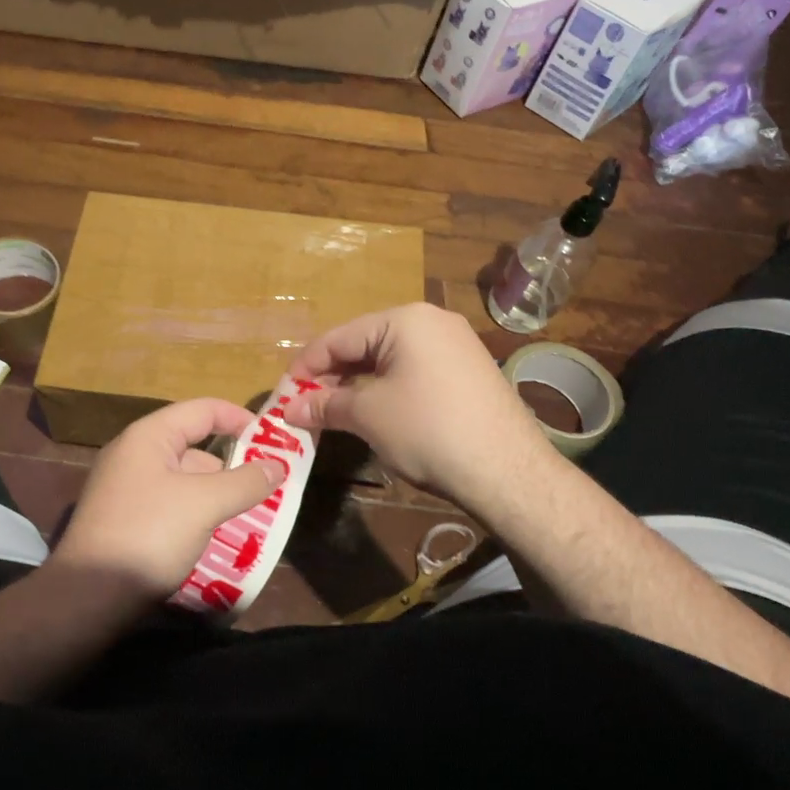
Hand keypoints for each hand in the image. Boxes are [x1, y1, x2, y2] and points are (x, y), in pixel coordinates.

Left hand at [52, 398, 286, 603]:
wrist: (89, 596)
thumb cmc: (148, 534)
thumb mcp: (204, 504)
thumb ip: (245, 482)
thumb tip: (278, 465)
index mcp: (148, 437)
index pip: (201, 410)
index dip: (239, 418)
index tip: (274, 438)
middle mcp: (134, 456)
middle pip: (194, 449)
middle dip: (232, 468)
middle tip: (269, 489)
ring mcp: (126, 491)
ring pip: (185, 483)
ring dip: (217, 498)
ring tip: (252, 518)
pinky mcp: (125, 523)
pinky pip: (171, 509)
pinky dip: (197, 518)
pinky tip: (218, 540)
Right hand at [282, 303, 545, 503]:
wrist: (506, 470)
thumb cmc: (427, 430)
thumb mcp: (368, 416)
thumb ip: (325, 405)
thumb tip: (291, 409)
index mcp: (405, 319)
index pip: (339, 336)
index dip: (306, 366)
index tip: (284, 394)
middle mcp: (432, 322)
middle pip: (365, 344)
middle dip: (332, 377)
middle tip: (306, 408)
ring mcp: (456, 346)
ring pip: (390, 360)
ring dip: (358, 386)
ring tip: (335, 415)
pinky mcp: (469, 373)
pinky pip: (414, 373)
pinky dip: (388, 391)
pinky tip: (375, 416)